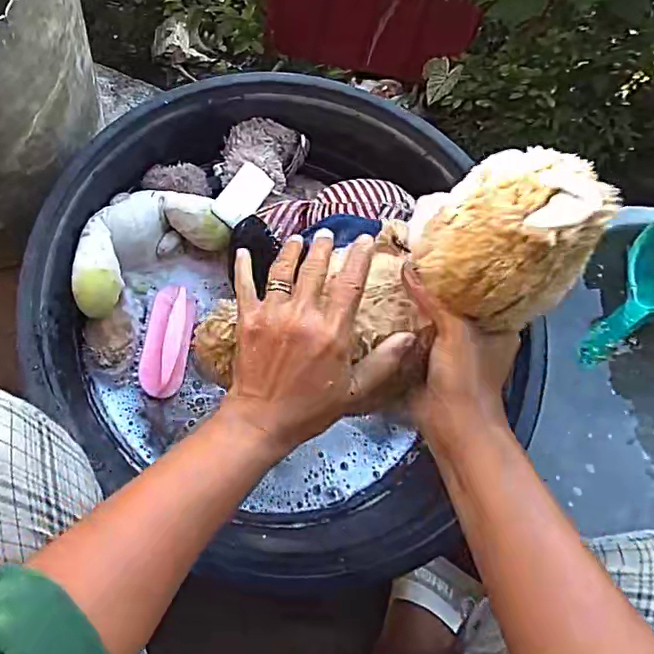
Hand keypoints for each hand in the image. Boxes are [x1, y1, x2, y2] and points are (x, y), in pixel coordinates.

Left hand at [219, 230, 415, 455]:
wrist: (262, 420)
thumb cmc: (311, 408)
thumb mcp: (355, 390)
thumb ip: (383, 362)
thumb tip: (409, 337)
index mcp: (332, 332)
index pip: (349, 283)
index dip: (358, 257)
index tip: (364, 240)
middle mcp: (303, 316)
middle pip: (315, 269)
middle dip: (323, 246)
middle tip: (327, 233)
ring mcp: (273, 314)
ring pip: (283, 270)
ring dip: (291, 250)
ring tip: (298, 239)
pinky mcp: (248, 319)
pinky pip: (245, 285)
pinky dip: (244, 266)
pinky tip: (245, 251)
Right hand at [402, 264, 519, 450]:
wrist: (451, 425)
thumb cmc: (466, 378)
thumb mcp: (454, 331)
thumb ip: (433, 299)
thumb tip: (408, 267)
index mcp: (499, 326)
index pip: (485, 289)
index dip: (468, 271)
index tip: (445, 249)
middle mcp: (479, 335)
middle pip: (456, 302)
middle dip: (436, 285)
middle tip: (414, 258)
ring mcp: (455, 349)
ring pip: (435, 318)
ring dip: (419, 305)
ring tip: (399, 275)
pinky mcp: (431, 361)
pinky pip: (419, 335)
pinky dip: (407, 324)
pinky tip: (390, 305)